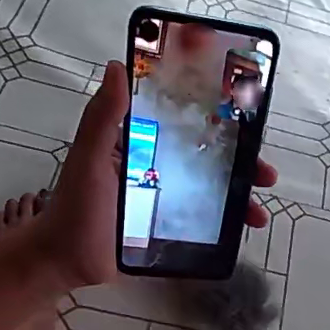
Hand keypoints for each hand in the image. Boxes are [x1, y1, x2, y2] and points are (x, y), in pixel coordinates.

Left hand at [39, 61, 278, 289]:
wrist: (64, 262)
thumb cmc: (75, 207)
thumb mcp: (89, 159)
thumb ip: (103, 118)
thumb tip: (118, 66)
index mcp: (138, 141)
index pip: (184, 121)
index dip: (218, 118)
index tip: (248, 118)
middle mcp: (155, 164)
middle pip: (207, 156)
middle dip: (241, 162)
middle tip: (265, 171)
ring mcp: (164, 196)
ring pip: (211, 189)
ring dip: (240, 194)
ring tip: (259, 209)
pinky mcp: (167, 225)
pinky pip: (204, 218)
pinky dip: (227, 221)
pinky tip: (244, 229)